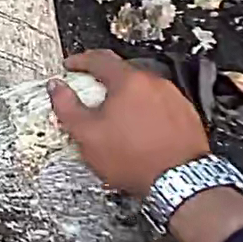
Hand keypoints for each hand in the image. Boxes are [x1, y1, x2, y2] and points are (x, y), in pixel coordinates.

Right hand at [47, 49, 212, 195]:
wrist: (180, 183)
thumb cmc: (136, 159)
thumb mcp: (87, 134)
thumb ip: (67, 106)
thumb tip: (56, 88)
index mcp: (128, 81)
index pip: (99, 58)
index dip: (79, 61)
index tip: (71, 66)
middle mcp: (154, 83)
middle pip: (121, 72)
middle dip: (102, 81)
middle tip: (89, 95)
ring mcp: (173, 98)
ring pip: (141, 90)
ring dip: (125, 98)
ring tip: (114, 119)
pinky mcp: (186, 116)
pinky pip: (158, 105)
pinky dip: (144, 112)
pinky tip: (137, 131)